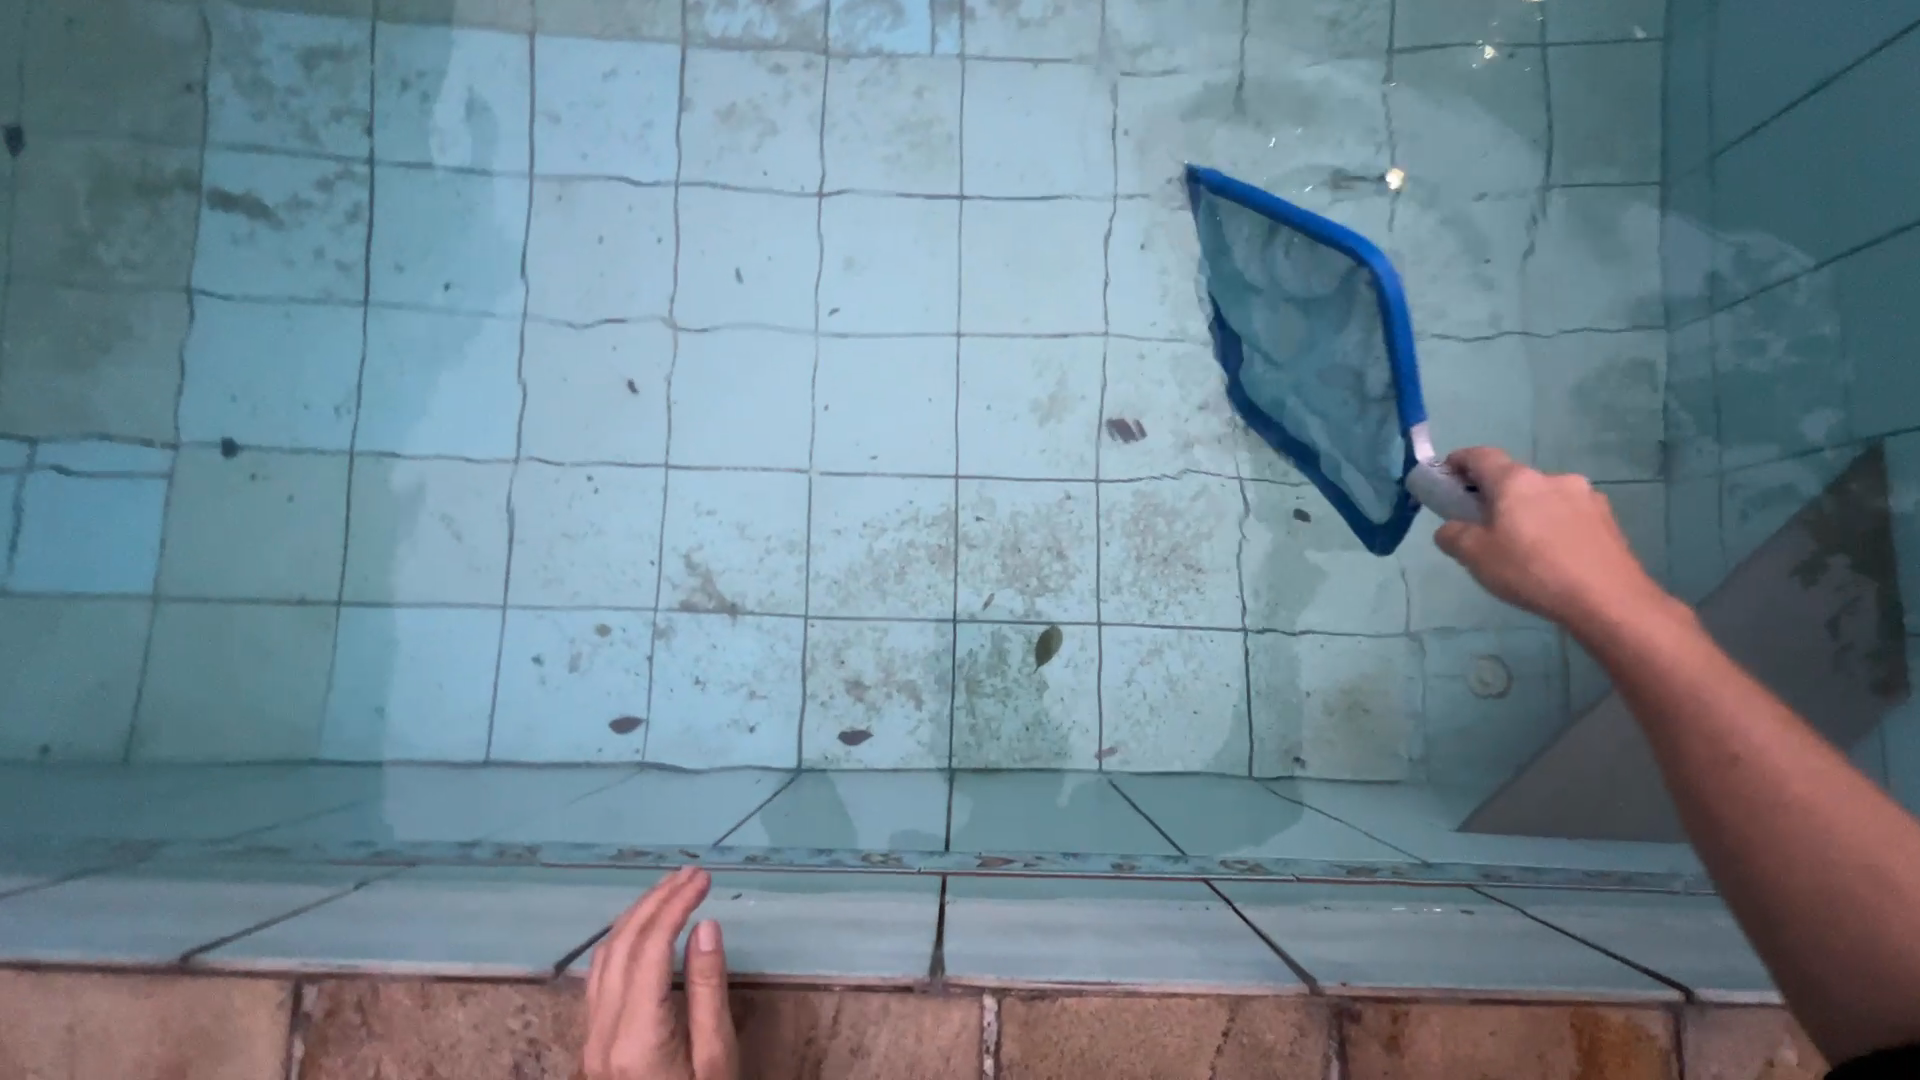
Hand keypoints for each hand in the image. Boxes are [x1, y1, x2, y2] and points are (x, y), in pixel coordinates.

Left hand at [583, 867, 738, 1079]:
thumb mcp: (717, 1059)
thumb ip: (707, 990)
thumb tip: (703, 927)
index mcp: (635, 1036)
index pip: (650, 948)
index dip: (676, 904)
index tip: (705, 878)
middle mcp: (601, 1034)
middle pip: (621, 946)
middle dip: (656, 900)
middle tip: (692, 873)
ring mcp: (590, 1042)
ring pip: (602, 959)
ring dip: (636, 916)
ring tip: (670, 889)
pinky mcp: (591, 1048)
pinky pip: (599, 979)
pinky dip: (623, 942)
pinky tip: (644, 932)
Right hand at [1433, 447, 1668, 628]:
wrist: (1608, 600)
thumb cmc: (1530, 569)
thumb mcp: (1472, 555)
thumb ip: (1451, 534)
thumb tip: (1452, 528)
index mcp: (1516, 481)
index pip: (1480, 456)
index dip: (1458, 461)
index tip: (1446, 477)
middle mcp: (1553, 479)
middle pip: (1513, 479)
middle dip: (1493, 496)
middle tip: (1482, 525)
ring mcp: (1587, 497)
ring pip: (1543, 497)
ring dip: (1526, 512)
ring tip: (1521, 546)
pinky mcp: (1608, 520)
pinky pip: (1567, 515)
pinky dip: (1552, 526)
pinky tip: (1551, 556)